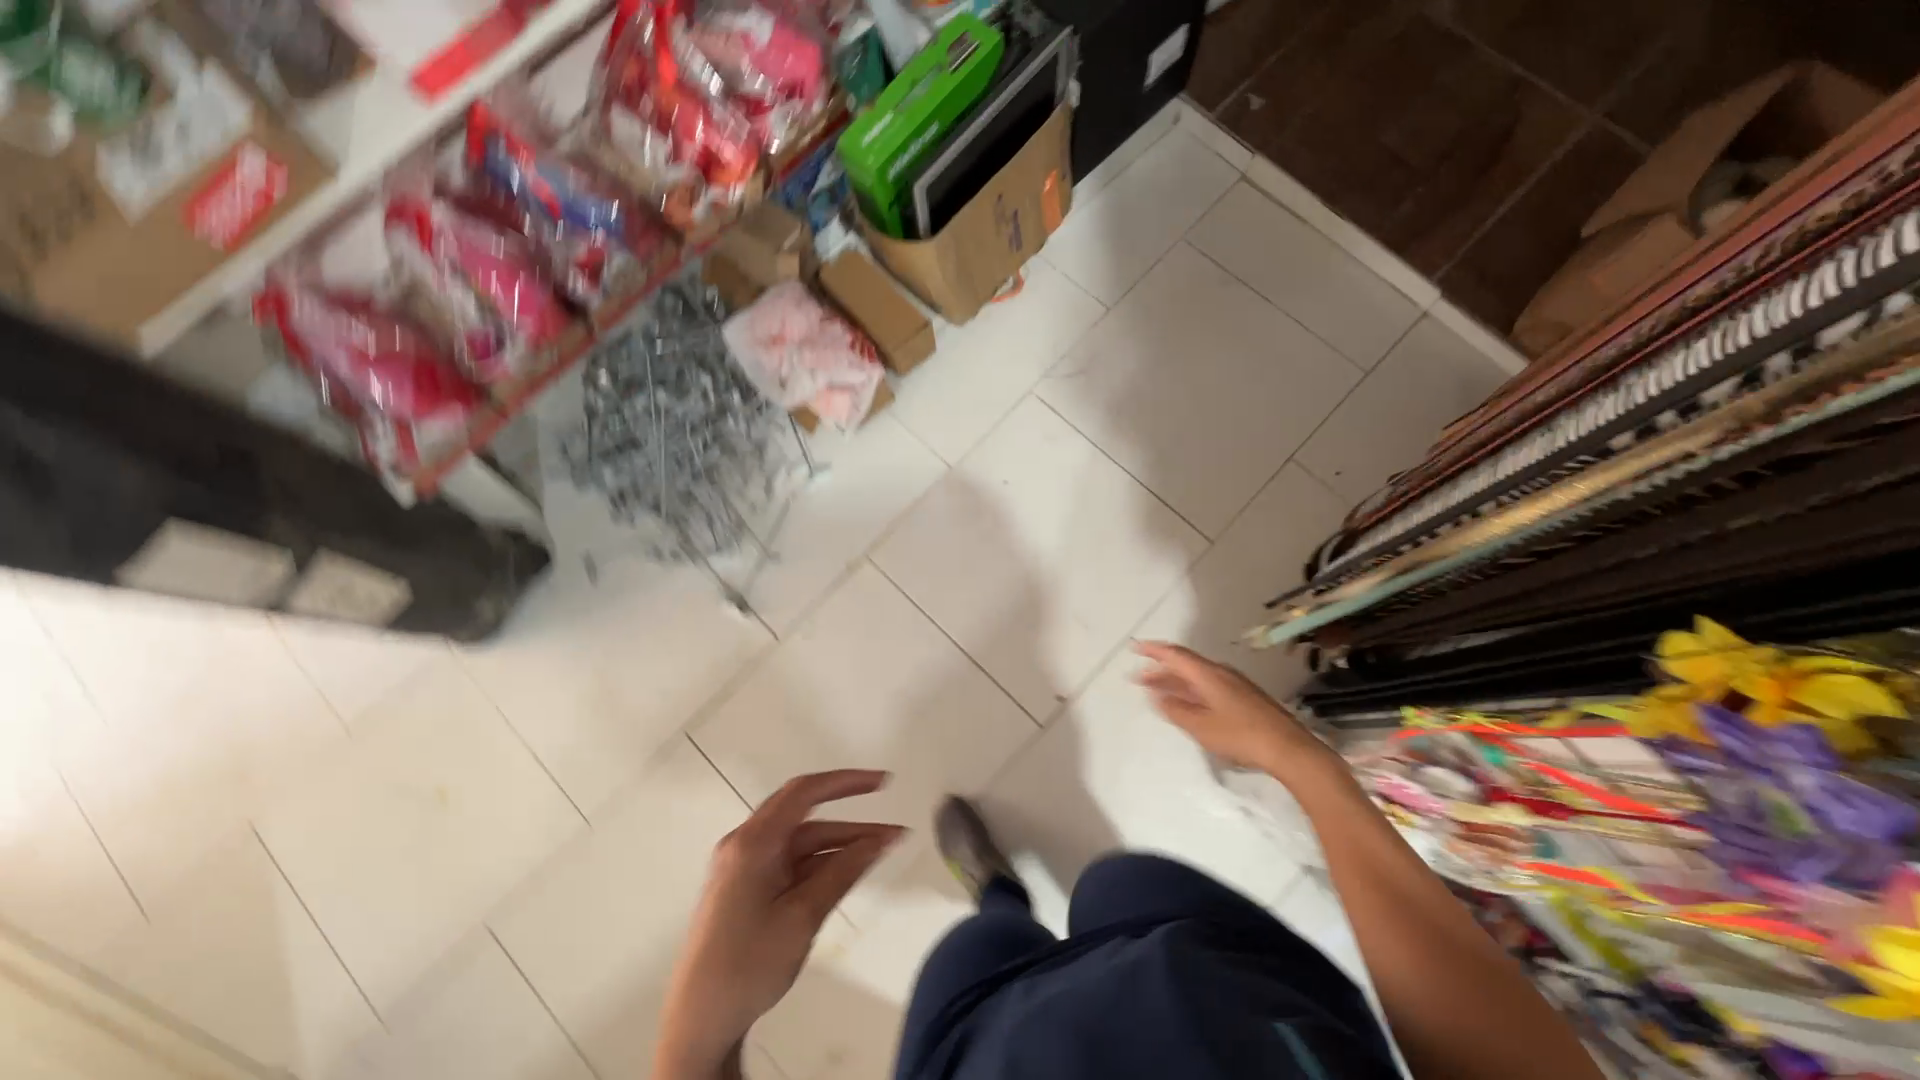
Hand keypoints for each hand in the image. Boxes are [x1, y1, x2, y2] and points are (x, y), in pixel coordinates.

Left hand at [655, 770, 905, 1079]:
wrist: (700, 1019)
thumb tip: (878, 841)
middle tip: (893, 832)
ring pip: (800, 844)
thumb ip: (843, 871)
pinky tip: (848, 873)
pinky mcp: (745, 890)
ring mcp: (743, 868)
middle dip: (850, 821)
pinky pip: (789, 864)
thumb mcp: (803, 916)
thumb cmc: (748, 963)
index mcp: (752, 843)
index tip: (883, 783)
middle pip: (804, 818)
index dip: (845, 782)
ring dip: (839, 847)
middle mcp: (744, 846)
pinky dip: (820, 865)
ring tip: (882, 854)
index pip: (804, 792)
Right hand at [1133, 641, 1333, 777]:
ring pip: (1197, 677)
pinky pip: (1208, 687)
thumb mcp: (1201, 726)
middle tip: (1139, 677)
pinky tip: (1185, 704)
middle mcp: (1221, 674)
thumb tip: (1157, 696)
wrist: (1288, 749)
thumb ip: (1176, 710)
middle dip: (1160, 670)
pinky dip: (1190, 691)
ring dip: (1175, 682)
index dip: (1153, 650)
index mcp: (1209, 675)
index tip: (1134, 647)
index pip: (1175, 655)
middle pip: (1186, 665)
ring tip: (1155, 690)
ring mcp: (1234, 686)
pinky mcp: (1243, 698)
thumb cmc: (1241, 735)